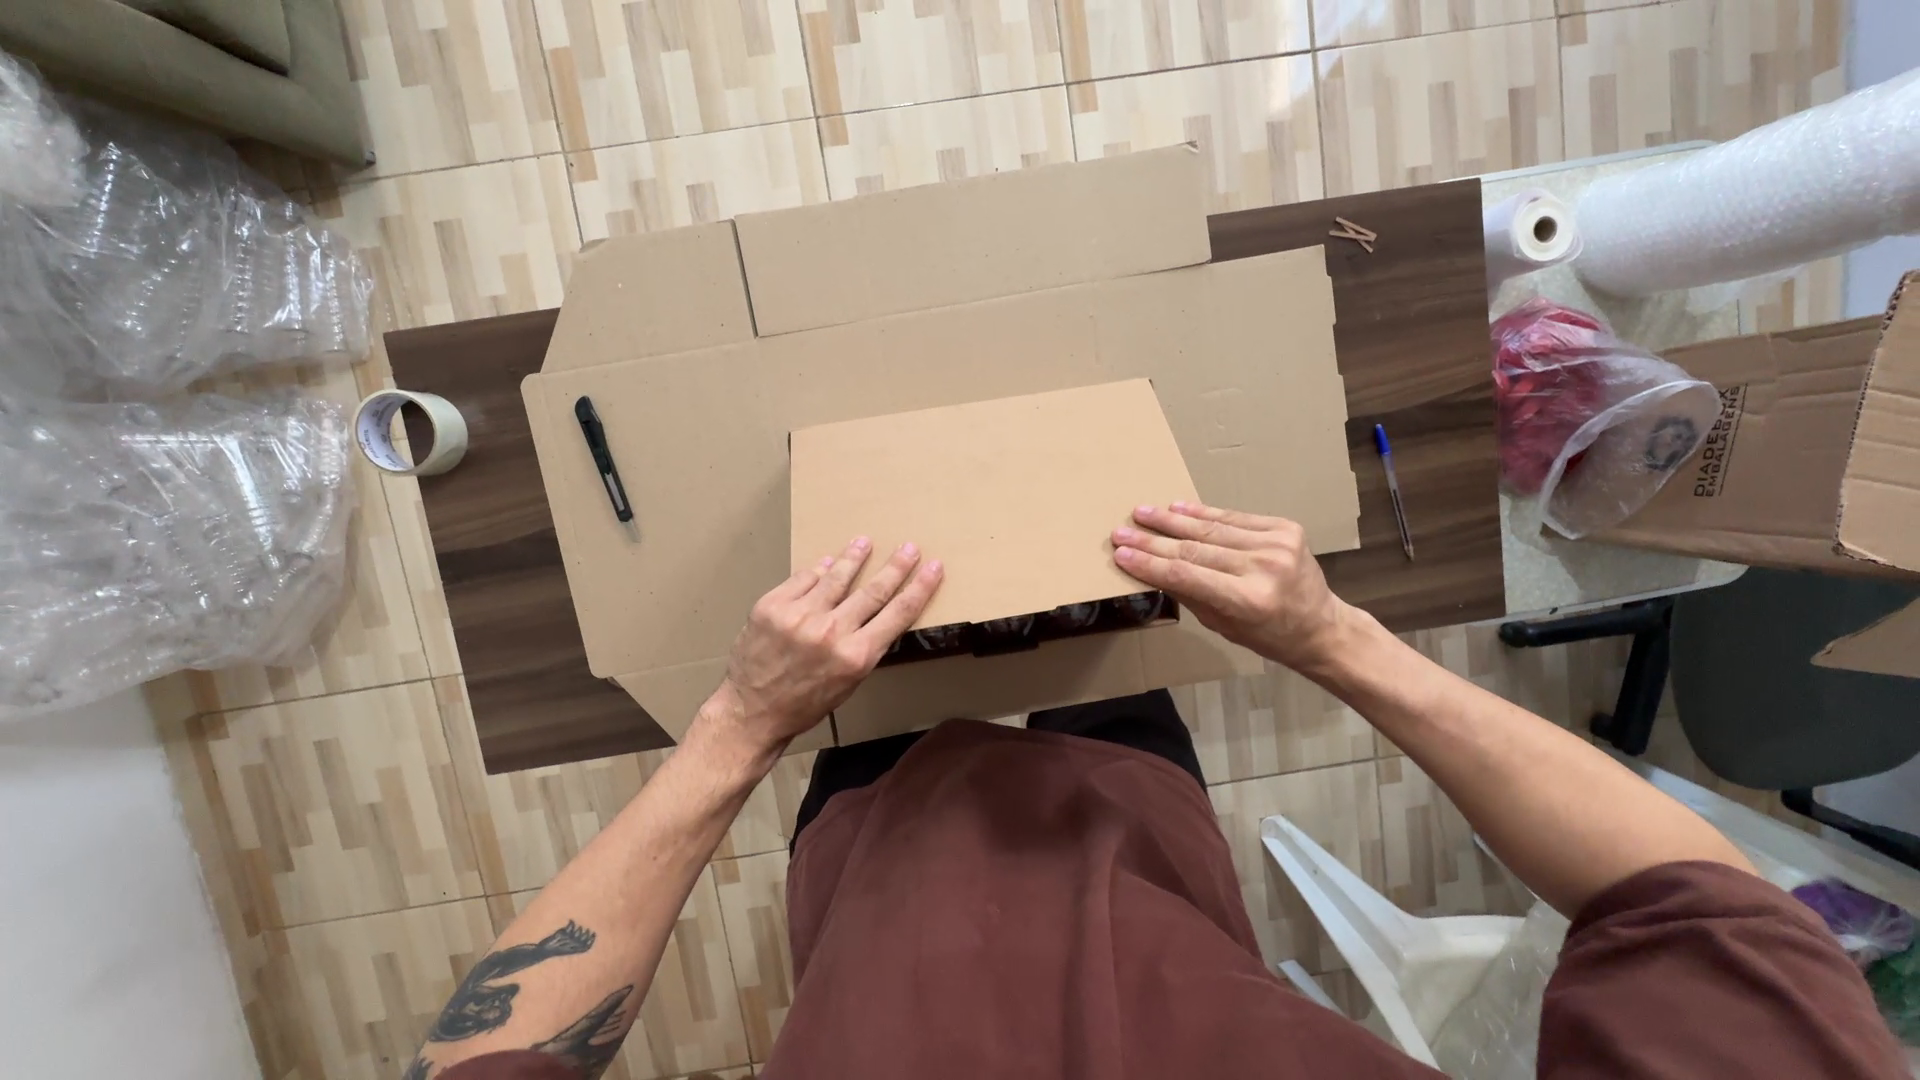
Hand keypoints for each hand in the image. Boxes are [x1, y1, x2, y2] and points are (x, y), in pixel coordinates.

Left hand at [709, 537, 943, 753]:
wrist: (752, 710)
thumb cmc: (806, 703)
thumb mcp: (849, 683)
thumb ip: (865, 647)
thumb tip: (876, 611)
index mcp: (856, 656)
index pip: (898, 613)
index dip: (920, 588)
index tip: (934, 567)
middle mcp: (832, 632)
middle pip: (873, 590)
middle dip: (896, 567)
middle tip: (909, 548)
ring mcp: (800, 615)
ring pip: (836, 577)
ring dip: (854, 557)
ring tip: (864, 542)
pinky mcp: (773, 605)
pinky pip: (803, 579)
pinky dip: (817, 571)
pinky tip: (826, 563)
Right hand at [1110, 502, 1351, 670]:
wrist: (1322, 625)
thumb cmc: (1268, 635)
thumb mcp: (1223, 626)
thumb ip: (1189, 594)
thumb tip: (1151, 568)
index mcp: (1248, 601)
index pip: (1186, 576)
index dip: (1149, 564)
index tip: (1120, 554)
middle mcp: (1263, 568)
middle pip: (1194, 549)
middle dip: (1152, 540)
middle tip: (1121, 531)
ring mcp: (1276, 544)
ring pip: (1211, 528)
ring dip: (1172, 520)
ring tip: (1142, 512)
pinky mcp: (1285, 528)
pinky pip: (1234, 518)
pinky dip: (1203, 512)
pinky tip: (1178, 507)